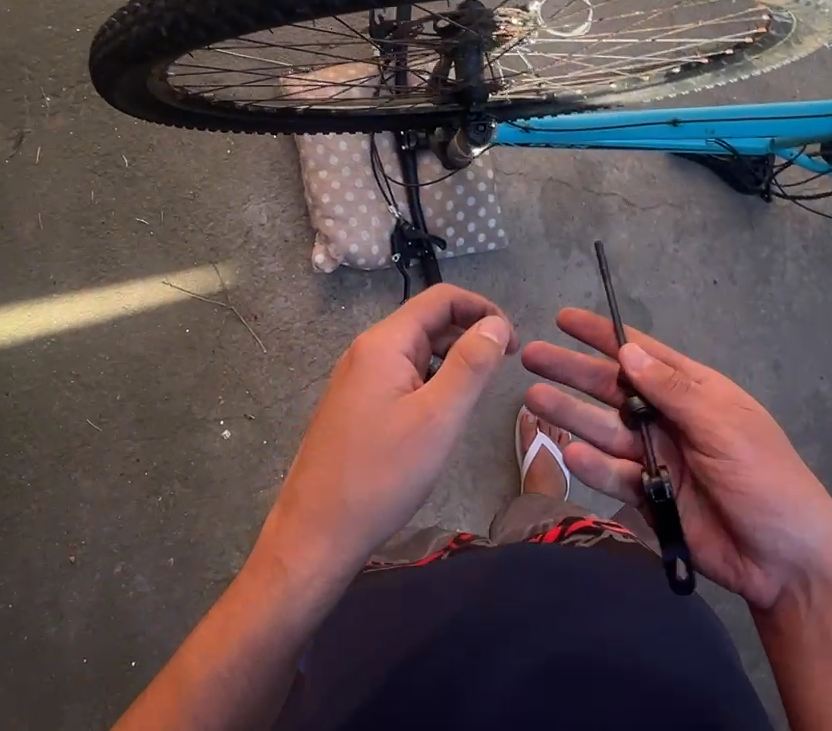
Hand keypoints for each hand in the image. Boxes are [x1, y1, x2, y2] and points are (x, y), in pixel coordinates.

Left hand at [257, 284, 517, 577]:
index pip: (440, 299)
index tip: (514, 343)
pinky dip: (431, 382)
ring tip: (479, 392)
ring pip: (416, 351)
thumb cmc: (382, 474)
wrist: (317, 533)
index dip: (483, 310)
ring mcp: (358, 380)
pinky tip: (444, 414)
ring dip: (453, 360)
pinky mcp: (357, 406)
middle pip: (428, 321)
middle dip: (470, 334)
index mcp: (384, 343)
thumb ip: (471, 364)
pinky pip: (402, 377)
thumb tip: (496, 324)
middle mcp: (367, 352)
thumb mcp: (438, 417)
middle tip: (504, 369)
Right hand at [522, 309, 831, 611]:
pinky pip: (613, 475)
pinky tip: (569, 453)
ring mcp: (657, 457)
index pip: (642, 354)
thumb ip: (673, 391)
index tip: (564, 318)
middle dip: (573, 371)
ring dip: (570, 414)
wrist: (785, 561)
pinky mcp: (648, 496)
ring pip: (605, 430)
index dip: (602, 335)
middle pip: (613, 389)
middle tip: (531, 356)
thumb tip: (628, 352)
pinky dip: (591, 466)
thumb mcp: (724, 426)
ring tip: (533, 399)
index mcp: (695, 392)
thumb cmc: (765, 479)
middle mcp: (670, 418)